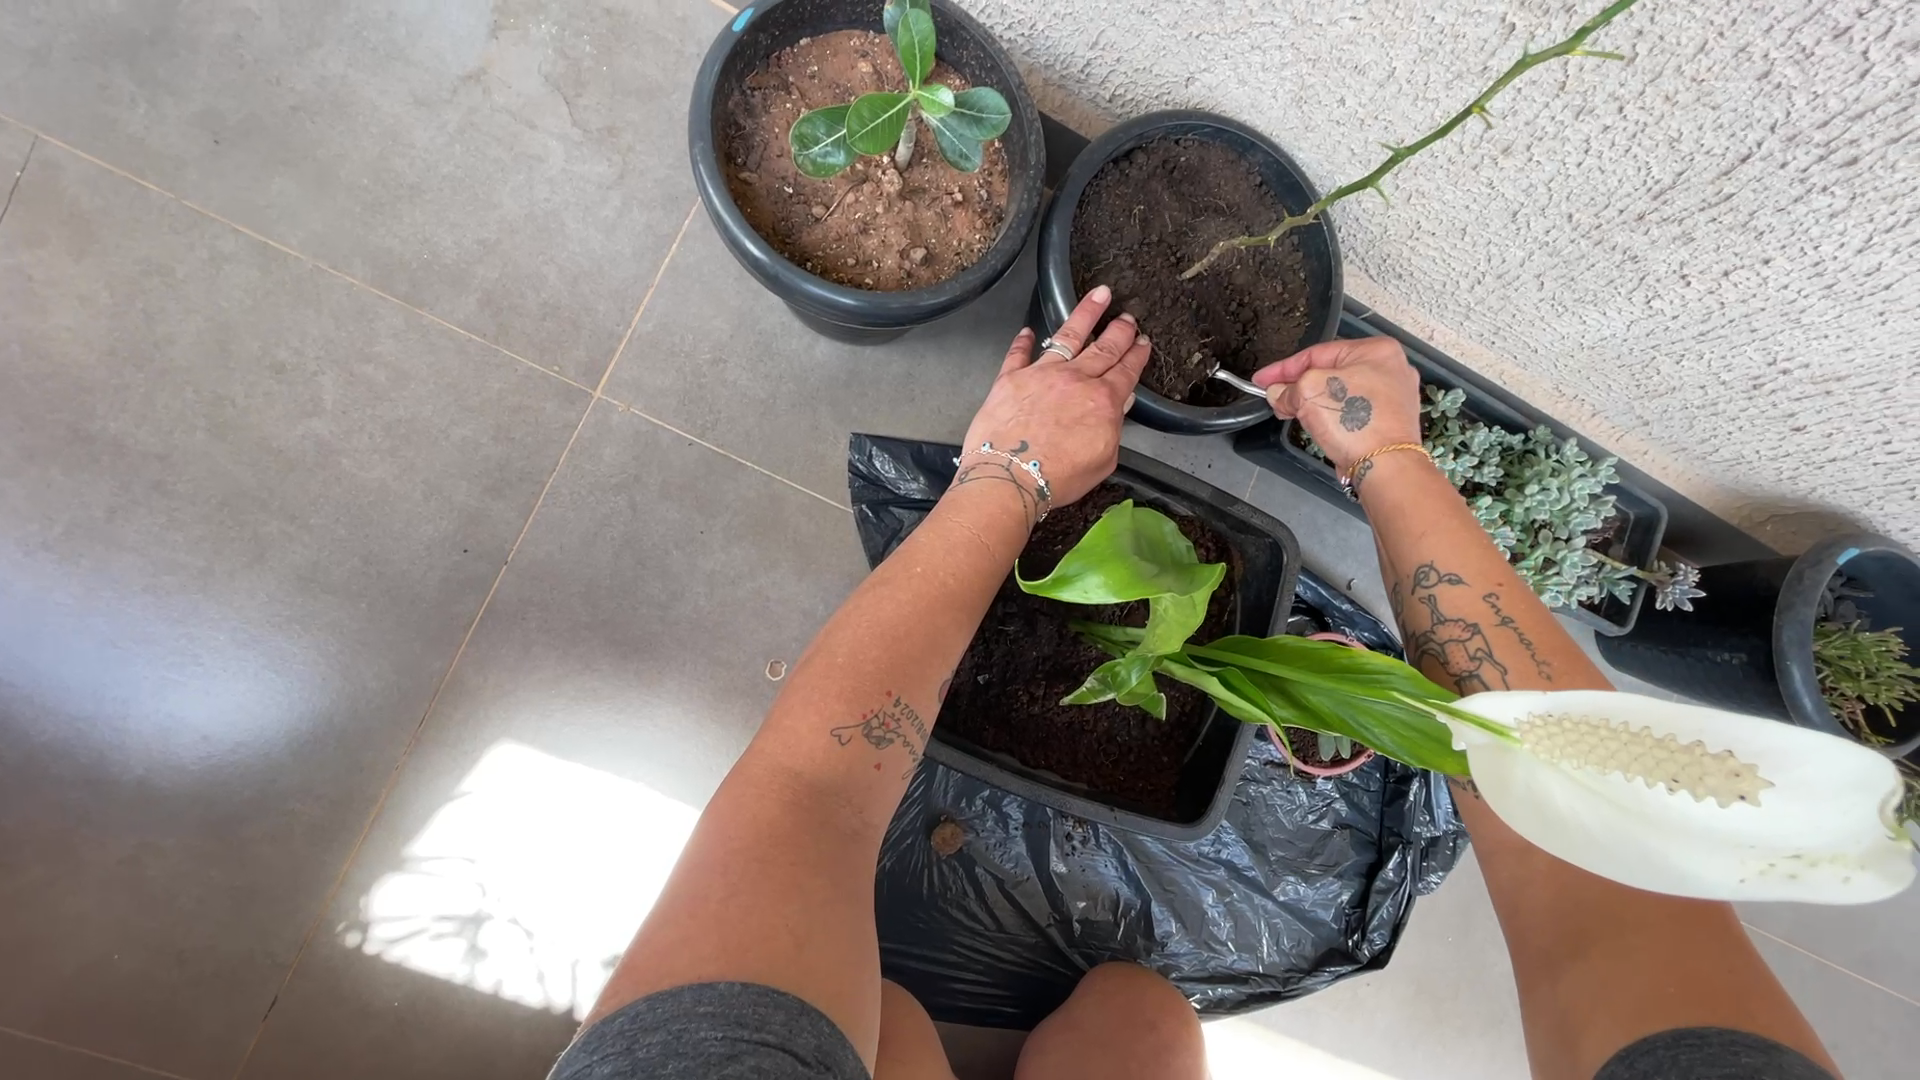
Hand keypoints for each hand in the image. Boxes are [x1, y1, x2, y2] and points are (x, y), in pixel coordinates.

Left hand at [955, 286, 1149, 520]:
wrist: (1010, 476)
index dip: (1137, 356)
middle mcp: (1074, 380)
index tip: (1143, 343)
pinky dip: (1024, 341)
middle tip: (1128, 317)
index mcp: (1102, 401)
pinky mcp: (1010, 379)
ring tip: (1099, 295)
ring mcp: (1041, 375)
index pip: (1125, 371)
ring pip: (1068, 335)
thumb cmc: (1056, 477)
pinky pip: (1018, 353)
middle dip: (1119, 330)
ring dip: (1085, 314)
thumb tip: (1116, 410)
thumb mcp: (1103, 461)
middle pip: (1103, 348)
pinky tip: (1028, 331)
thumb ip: (1113, 432)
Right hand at [1253, 337, 1421, 473]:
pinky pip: (1348, 412)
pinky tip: (1315, 425)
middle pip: (1328, 372)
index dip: (1283, 368)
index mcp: (1376, 350)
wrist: (1385, 464)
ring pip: (1337, 393)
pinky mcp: (1386, 421)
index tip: (1263, 379)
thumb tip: (1277, 394)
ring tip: (1290, 413)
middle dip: (1297, 386)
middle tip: (1274, 398)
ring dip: (1311, 403)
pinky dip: (1329, 416)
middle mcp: (1389, 369)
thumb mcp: (1308, 391)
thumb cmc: (1357, 422)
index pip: (1317, 353)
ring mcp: (1390, 397)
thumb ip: (1288, 388)